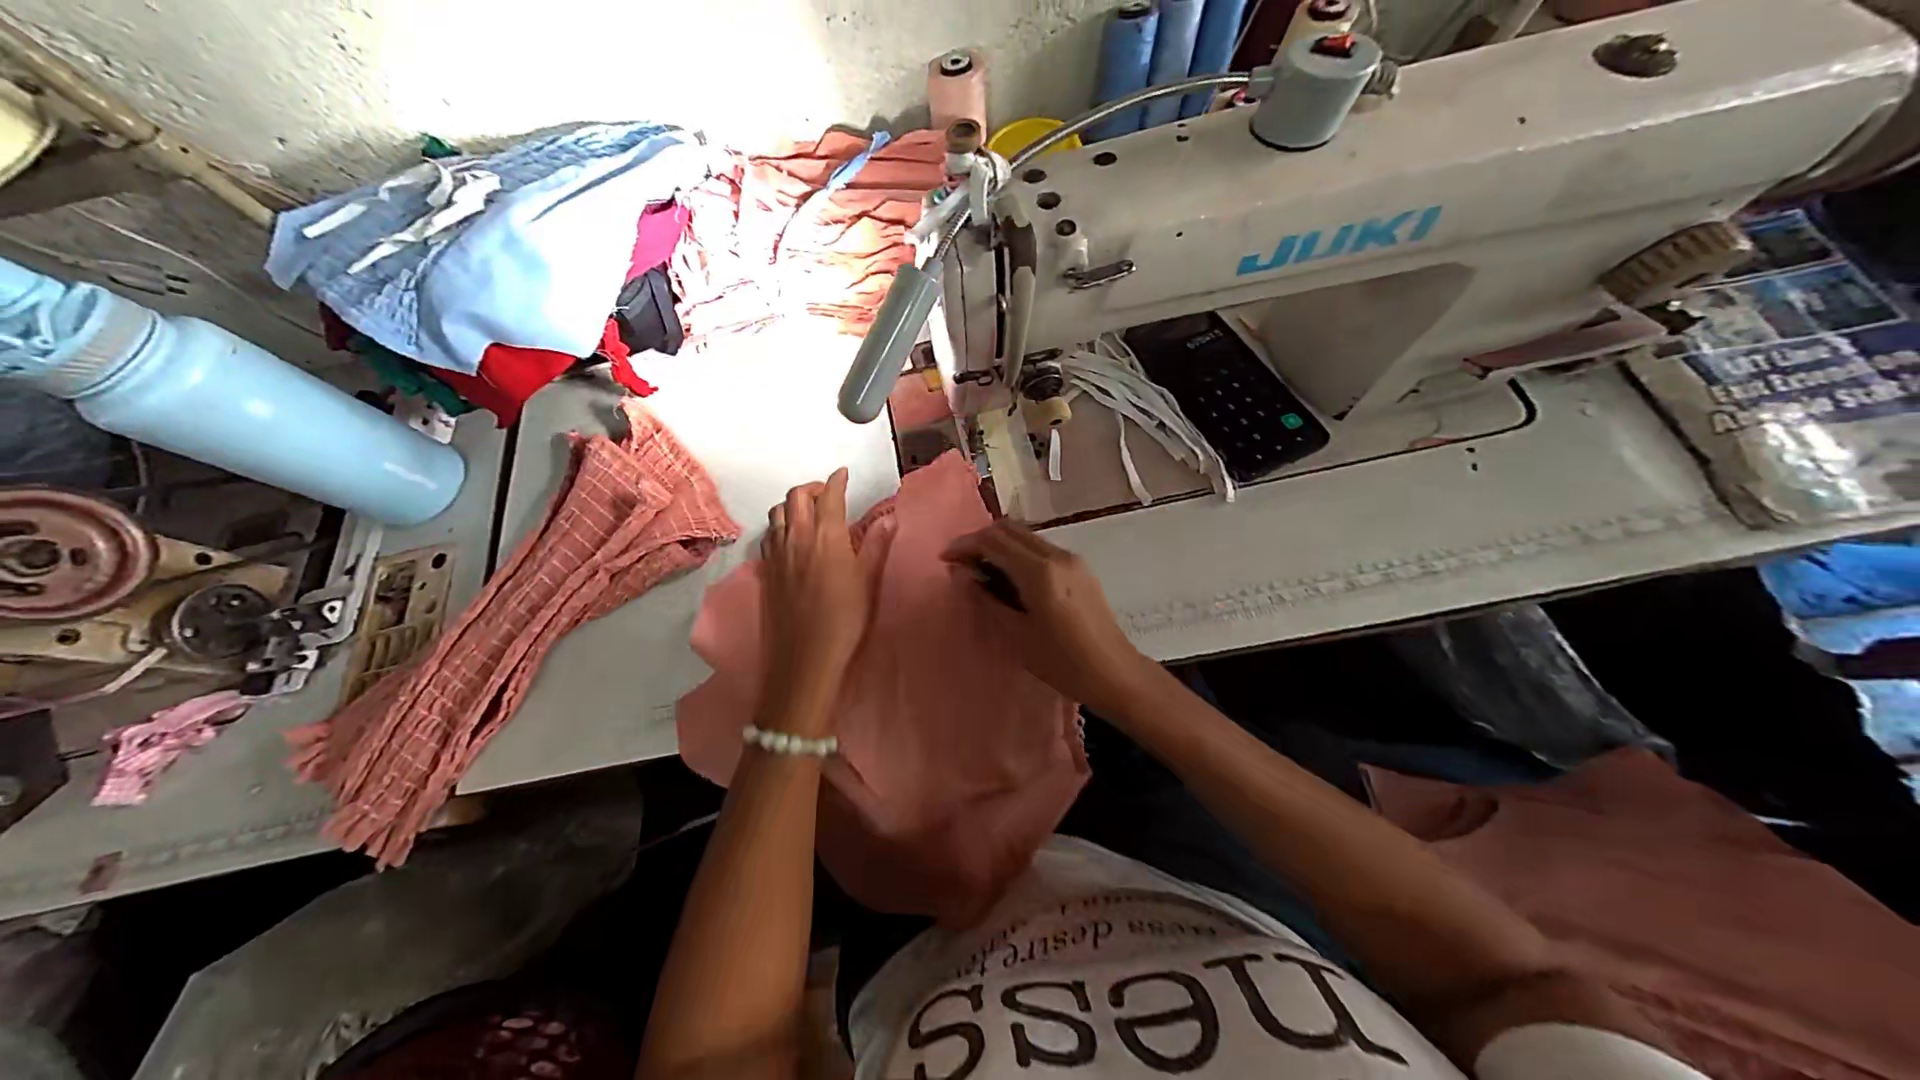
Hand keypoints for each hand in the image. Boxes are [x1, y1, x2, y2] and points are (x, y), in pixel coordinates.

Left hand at [760, 469, 867, 709]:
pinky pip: (769, 534)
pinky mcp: (767, 569)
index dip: (836, 481)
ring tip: (808, 512)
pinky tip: (791, 537)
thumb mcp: (868, 580)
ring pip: (778, 512)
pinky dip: (780, 525)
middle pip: (797, 496)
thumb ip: (876, 544)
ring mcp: (778, 552)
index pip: (829, 496)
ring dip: (793, 503)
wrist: (806, 655)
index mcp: (827, 535)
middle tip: (828, 493)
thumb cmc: (845, 618)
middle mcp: (797, 536)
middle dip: (813, 488)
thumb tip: (888, 517)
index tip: (843, 474)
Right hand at [941, 520, 1159, 716]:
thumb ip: (987, 599)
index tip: (945, 559)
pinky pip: (1040, 548)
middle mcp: (1056, 555)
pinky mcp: (1080, 568)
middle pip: (1010, 529)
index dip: (964, 544)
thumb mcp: (1017, 635)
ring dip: (1000, 545)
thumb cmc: (1062, 663)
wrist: (1115, 673)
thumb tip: (963, 574)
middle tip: (960, 563)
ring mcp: (1072, 559)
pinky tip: (1010, 578)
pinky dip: (1018, 553)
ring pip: (1026, 536)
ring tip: (981, 571)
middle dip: (980, 539)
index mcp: (1039, 571)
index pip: (993, 540)